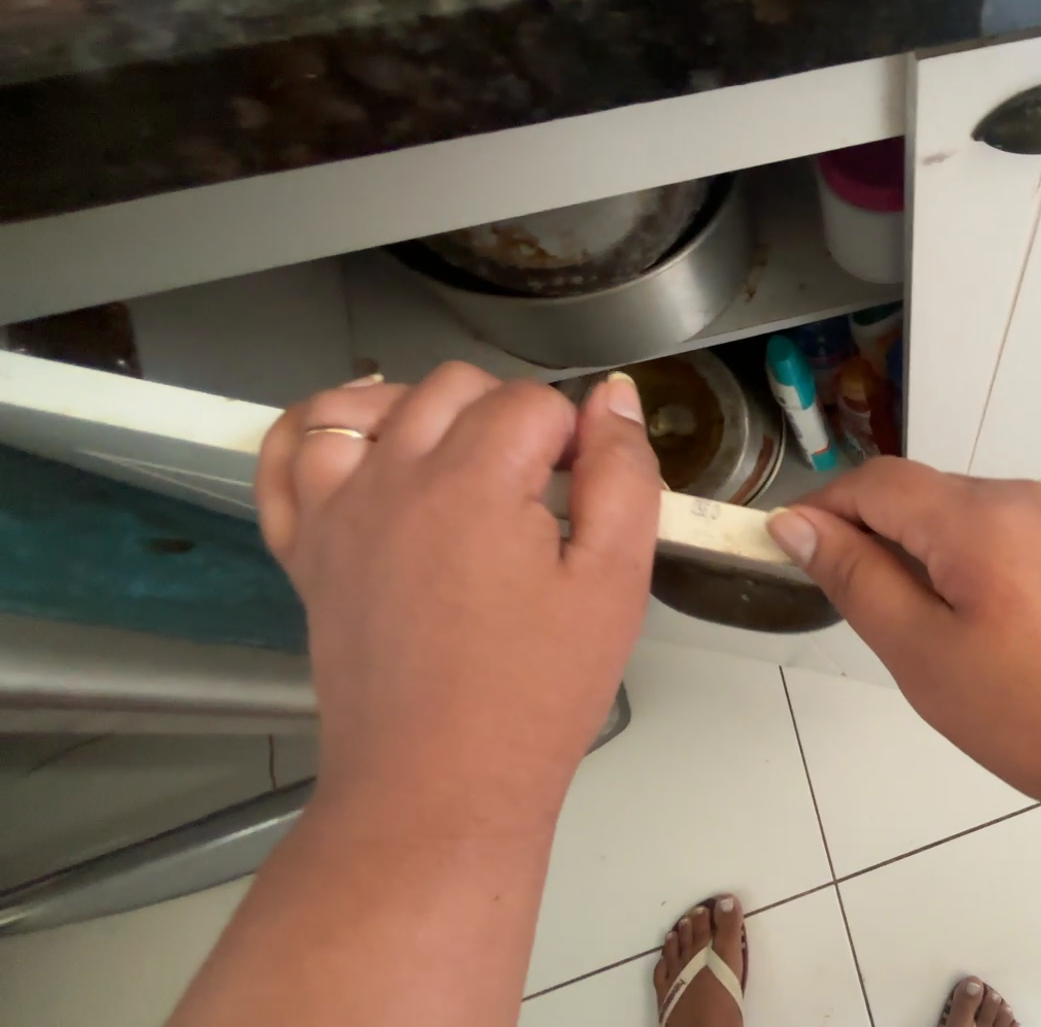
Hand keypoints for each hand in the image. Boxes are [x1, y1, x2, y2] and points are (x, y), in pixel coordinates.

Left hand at [256, 363, 661, 827]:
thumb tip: (615, 398)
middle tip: (548, 488)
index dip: (579, 437)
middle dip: (517, 416)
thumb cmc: (542, 684)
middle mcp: (390, 480)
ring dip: (433, 410)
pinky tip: (373, 442)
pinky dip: (330, 426)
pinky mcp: (305, 548)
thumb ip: (625, 475)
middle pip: (458, 387)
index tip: (591, 494)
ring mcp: (334, 512)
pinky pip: (287, 451)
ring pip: (373, 400)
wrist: (441, 782)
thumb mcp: (617, 578)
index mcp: (474, 485)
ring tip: (474, 464)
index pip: (534, 401)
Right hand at [767, 458, 1040, 821]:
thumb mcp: (923, 653)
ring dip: (915, 555)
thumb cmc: (1035, 713)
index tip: (782, 552)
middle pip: (917, 494)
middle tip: (857, 611)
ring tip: (918, 633)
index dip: (819, 508)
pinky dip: (961, 567)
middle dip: (869, 536)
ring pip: (957, 518)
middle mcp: (1021, 499)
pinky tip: (974, 630)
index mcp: (978, 513)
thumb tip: (797, 524)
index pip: (873, 481)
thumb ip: (857, 577)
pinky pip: (997, 540)